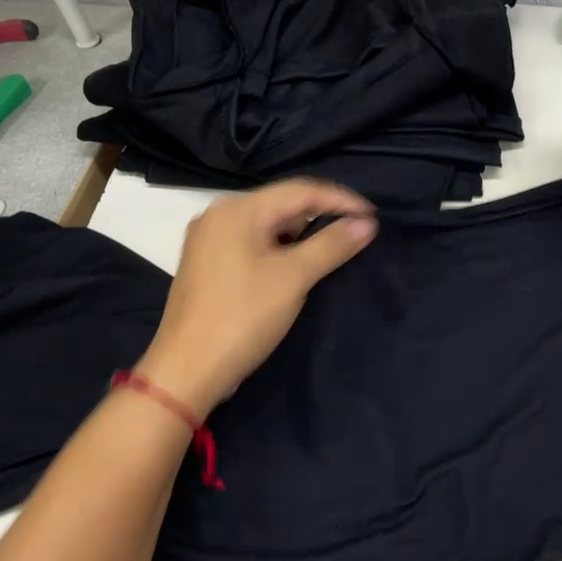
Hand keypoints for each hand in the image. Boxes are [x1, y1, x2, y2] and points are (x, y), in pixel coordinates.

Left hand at [137, 179, 376, 414]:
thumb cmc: (243, 317)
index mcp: (237, 210)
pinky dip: (280, 249)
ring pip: (268, 225)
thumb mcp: (294, 278)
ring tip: (334, 248)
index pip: (300, 190)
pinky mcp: (208, 264)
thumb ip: (332, 245)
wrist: (188, 370)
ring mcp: (209, 240)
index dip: (341, 200)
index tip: (373, 216)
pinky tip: (298, 266)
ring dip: (302, 234)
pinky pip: (253, 243)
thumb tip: (367, 224)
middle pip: (282, 204)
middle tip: (356, 232)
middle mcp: (219, 215)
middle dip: (321, 216)